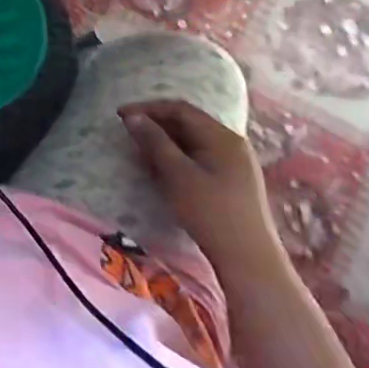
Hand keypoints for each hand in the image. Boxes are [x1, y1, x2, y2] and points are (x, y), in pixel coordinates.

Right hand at [119, 100, 282, 269]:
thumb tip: (132, 117)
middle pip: (188, 123)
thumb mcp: (177, 174)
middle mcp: (232, 144)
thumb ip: (154, 142)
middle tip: (128, 133)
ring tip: (140, 152)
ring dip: (164, 141)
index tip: (120, 116)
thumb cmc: (210, 212)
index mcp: (222, 137)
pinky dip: (177, 156)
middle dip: (155, 124)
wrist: (248, 259)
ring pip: (193, 141)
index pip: (181, 109)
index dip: (148, 108)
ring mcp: (234, 163)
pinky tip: (162, 170)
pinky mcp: (232, 180)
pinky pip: (199, 156)